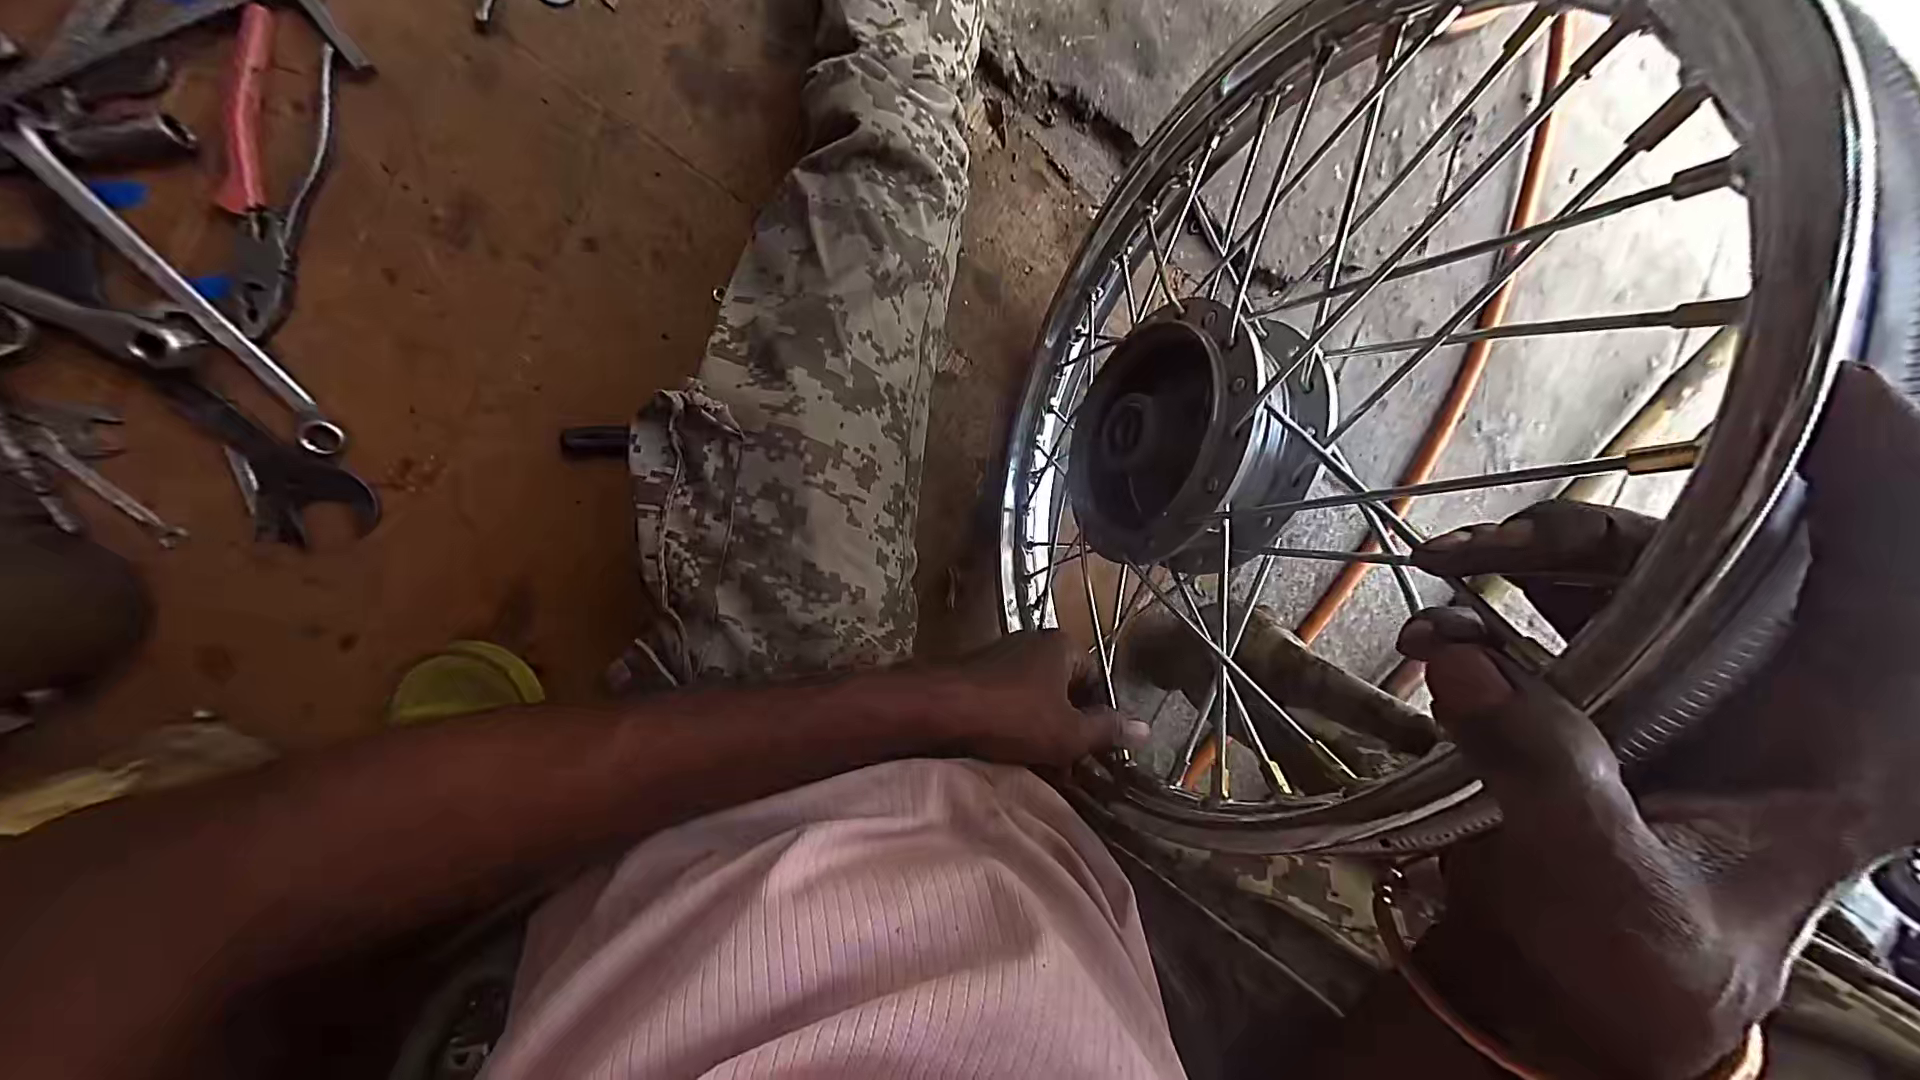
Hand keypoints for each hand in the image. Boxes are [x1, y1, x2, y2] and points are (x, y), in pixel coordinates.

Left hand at [915, 631, 1148, 766]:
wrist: (938, 709)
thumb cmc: (1011, 716)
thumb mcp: (1068, 732)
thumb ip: (1107, 730)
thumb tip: (1145, 728)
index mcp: (1062, 646)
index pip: (1096, 681)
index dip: (1101, 717)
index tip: (1098, 751)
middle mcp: (1032, 644)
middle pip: (1064, 691)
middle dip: (1069, 729)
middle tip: (1070, 766)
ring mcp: (1001, 657)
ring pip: (1034, 700)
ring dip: (1041, 732)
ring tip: (1042, 768)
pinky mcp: (975, 676)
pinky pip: (1007, 703)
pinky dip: (1013, 727)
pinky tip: (1010, 755)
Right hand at [1390, 365, 1919, 1077]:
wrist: (1562, 971)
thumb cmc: (1630, 953)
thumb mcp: (1606, 883)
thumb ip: (1544, 778)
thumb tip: (1459, 661)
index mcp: (1854, 731)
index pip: (1901, 571)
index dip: (1880, 463)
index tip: (1816, 381)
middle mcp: (1769, 680)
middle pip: (1708, 551)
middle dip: (1587, 530)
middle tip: (1478, 547)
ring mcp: (1670, 675)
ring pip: (1607, 568)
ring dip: (1510, 558)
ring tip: (1433, 577)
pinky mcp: (1587, 680)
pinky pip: (1532, 609)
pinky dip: (1472, 606)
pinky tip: (1427, 635)